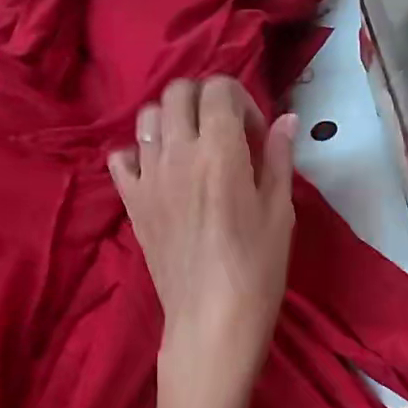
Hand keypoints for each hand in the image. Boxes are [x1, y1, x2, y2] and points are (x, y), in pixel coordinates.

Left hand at [109, 77, 297, 371]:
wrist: (212, 318)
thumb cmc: (258, 267)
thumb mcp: (280, 211)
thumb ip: (279, 158)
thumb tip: (286, 119)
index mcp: (221, 151)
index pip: (219, 88)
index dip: (241, 100)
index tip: (255, 134)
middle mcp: (178, 152)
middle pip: (179, 92)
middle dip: (205, 99)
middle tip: (225, 132)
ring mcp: (148, 176)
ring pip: (147, 116)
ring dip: (173, 120)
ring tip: (193, 148)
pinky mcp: (131, 201)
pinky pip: (122, 156)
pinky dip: (140, 152)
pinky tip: (161, 172)